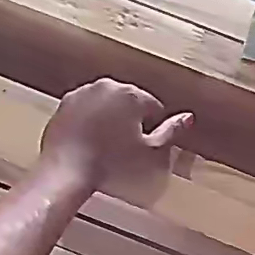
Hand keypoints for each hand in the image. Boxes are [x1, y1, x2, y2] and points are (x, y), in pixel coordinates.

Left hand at [39, 78, 192, 193]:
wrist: (68, 169)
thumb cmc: (112, 163)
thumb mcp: (150, 151)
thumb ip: (171, 131)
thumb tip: (188, 117)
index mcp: (132, 94)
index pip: (153, 105)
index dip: (153, 126)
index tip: (145, 143)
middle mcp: (107, 86)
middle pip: (129, 101)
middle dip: (130, 119)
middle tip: (127, 146)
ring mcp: (83, 92)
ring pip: (106, 103)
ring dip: (111, 118)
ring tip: (108, 145)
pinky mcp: (65, 103)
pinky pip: (86, 109)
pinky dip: (90, 121)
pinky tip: (91, 142)